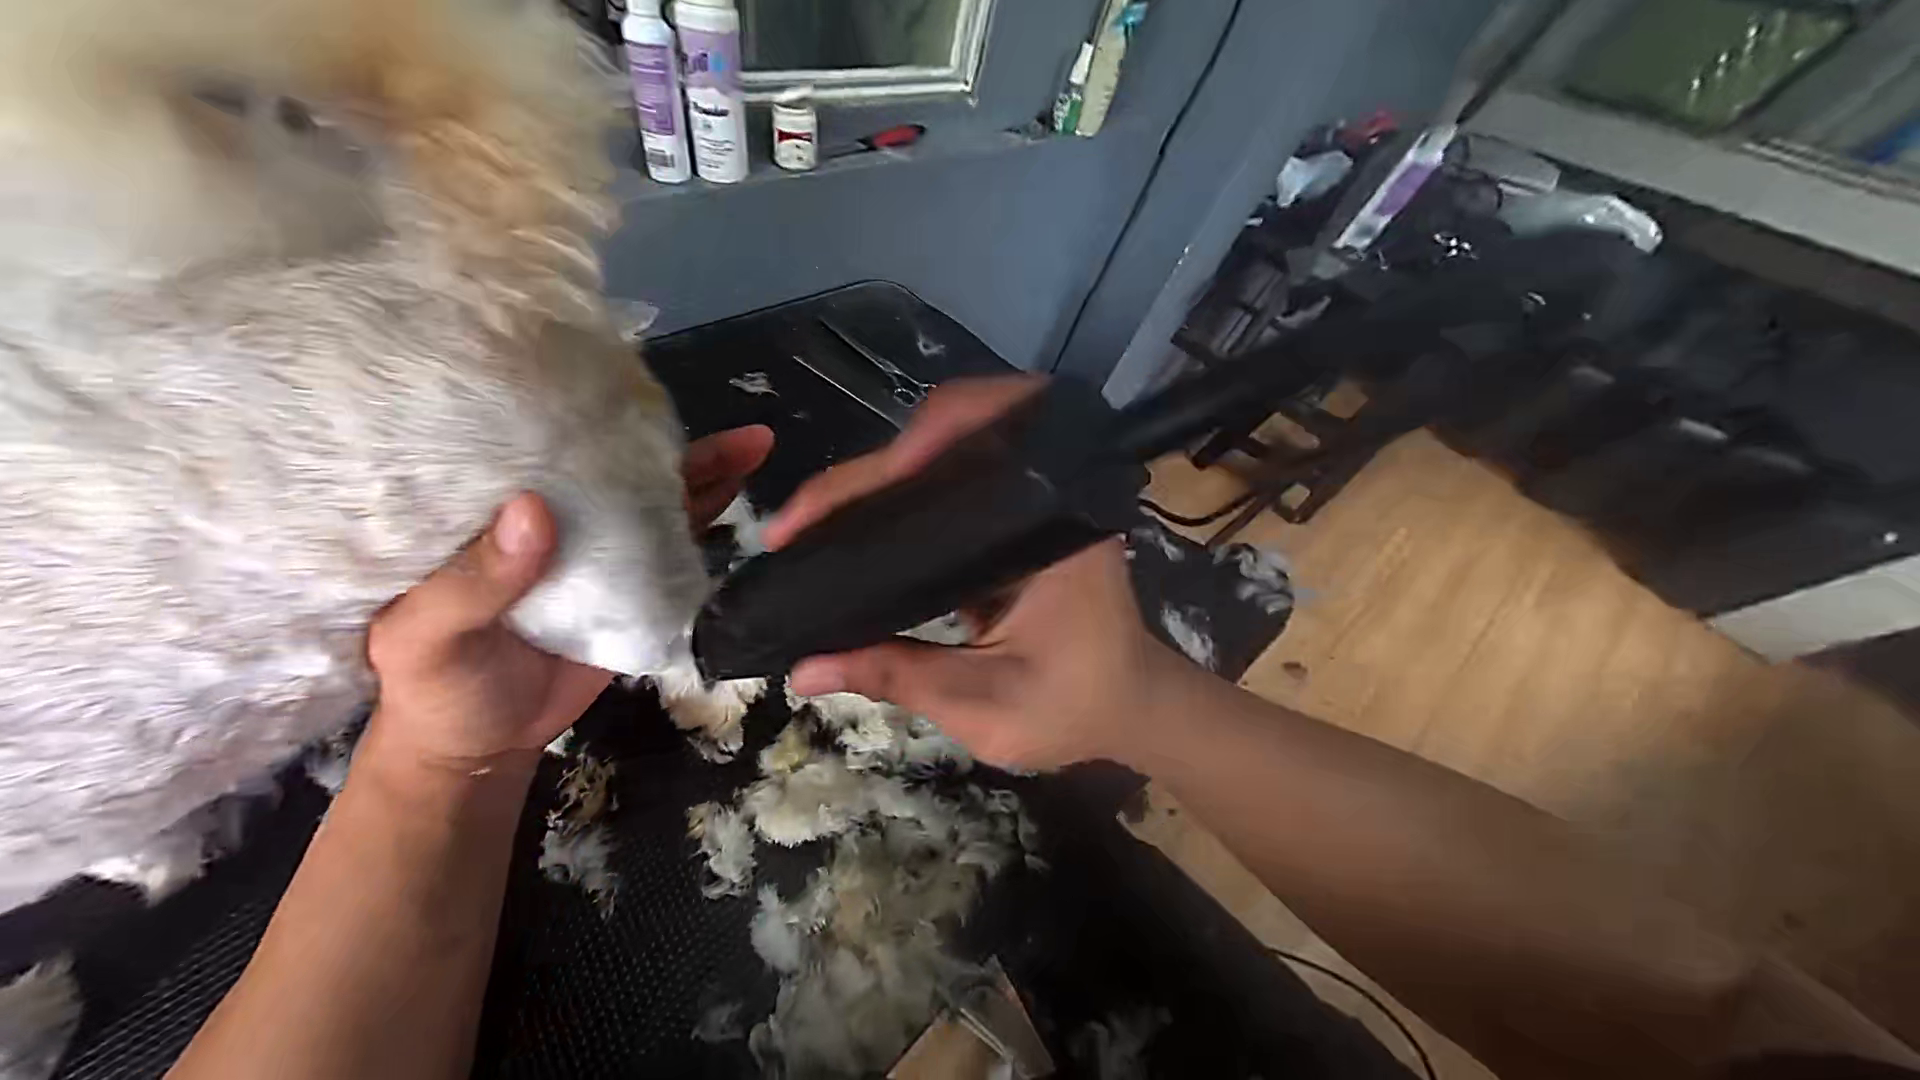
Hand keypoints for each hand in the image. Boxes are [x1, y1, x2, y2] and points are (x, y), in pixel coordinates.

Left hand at [365, 425, 773, 772]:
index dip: (588, 416)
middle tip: (740, 430)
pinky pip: (674, 551)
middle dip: (683, 447)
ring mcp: (601, 552)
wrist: (484, 744)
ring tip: (755, 448)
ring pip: (662, 504)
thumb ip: (473, 582)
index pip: (548, 448)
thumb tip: (534, 507)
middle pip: (626, 471)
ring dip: (709, 477)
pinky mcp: (631, 589)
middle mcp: (558, 520)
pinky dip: (705, 525)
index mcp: (499, 513)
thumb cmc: (435, 687)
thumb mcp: (428, 639)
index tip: (631, 388)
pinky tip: (738, 501)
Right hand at [768, 378, 1187, 769]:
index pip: (974, 450)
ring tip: (823, 519)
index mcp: (1052, 524)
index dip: (902, 457)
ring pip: (949, 450)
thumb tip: (802, 669)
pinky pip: (955, 484)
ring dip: (885, 474)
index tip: (838, 503)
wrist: (1130, 704)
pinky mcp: (1017, 517)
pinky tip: (864, 523)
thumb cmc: (1074, 706)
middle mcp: (1046, 493)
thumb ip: (898, 677)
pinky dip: (906, 493)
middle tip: (808, 519)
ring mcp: (1033, 500)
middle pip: (953, 433)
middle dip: (876, 466)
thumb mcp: (985, 702)